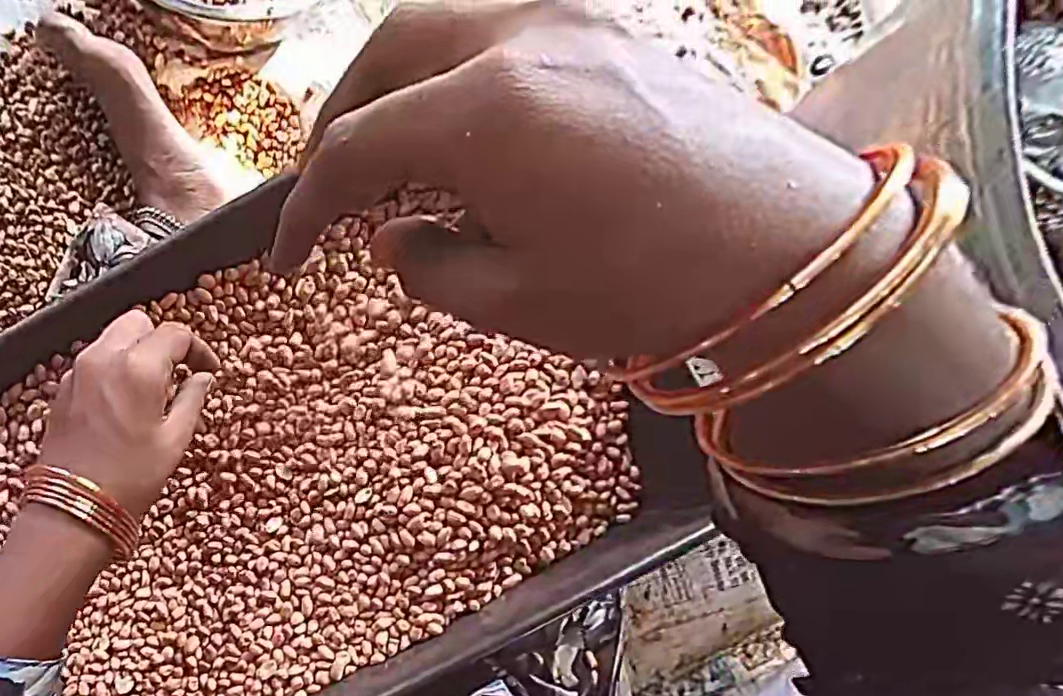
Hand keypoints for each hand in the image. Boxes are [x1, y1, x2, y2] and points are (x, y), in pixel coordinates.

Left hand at [39, 311, 215, 517]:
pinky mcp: (62, 389)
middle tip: (178, 372)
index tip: (207, 370)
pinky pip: (93, 362)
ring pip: (112, 338)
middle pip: (139, 323)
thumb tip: (203, 379)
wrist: (74, 505)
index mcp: (138, 367)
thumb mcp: (174, 441)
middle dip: (161, 341)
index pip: (175, 334)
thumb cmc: (128, 479)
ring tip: (153, 390)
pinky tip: (125, 401)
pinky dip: (113, 368)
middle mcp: (103, 358)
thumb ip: (192, 400)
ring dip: (136, 352)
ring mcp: (77, 371)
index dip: (198, 349)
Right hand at [270, 0, 886, 363]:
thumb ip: (424, 266)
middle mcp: (521, 37)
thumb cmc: (637, 289)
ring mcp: (571, 18)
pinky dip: (445, 79)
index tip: (283, 260)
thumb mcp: (504, 301)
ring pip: (438, 27)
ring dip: (388, 89)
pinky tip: (446, 134)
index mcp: (486, 114)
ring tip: (375, 159)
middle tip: (320, 190)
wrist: (779, 253)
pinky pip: (495, 32)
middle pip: (384, 55)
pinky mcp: (606, 28)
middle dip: (336, 125)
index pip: (353, 150)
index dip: (304, 211)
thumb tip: (389, 237)